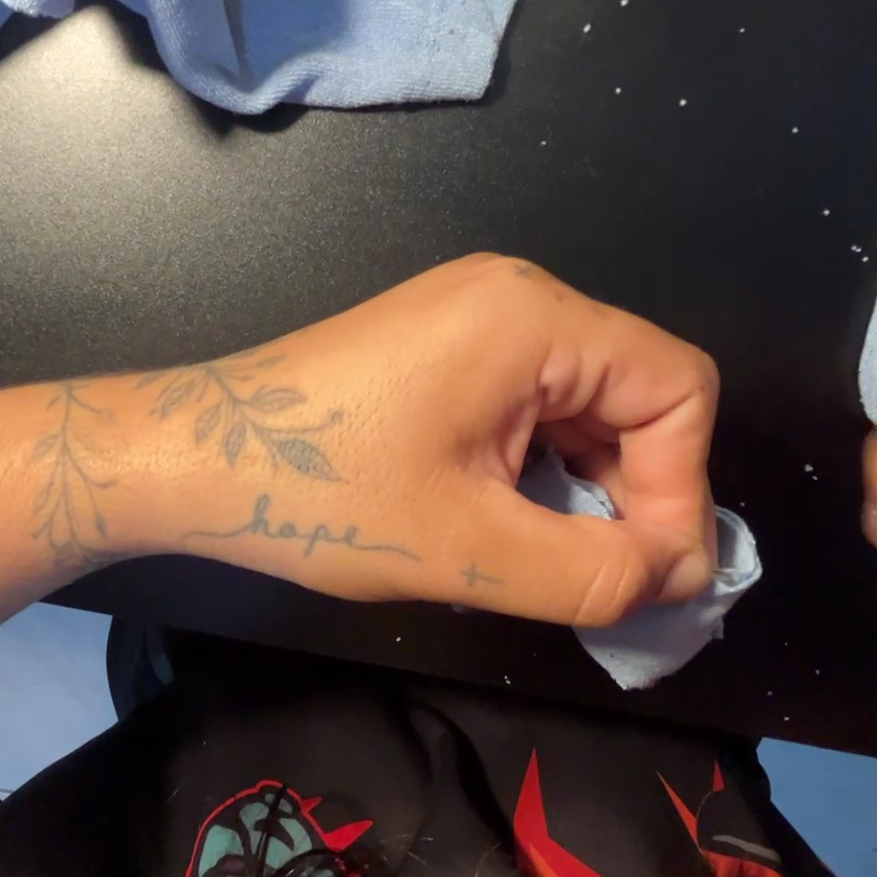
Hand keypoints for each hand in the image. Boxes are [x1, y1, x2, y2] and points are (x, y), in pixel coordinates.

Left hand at [156, 254, 718, 625]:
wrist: (193, 456)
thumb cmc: (321, 496)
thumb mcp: (469, 551)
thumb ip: (594, 573)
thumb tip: (676, 576)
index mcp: (534, 318)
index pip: (678, 389)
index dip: (682, 489)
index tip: (651, 575)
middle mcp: (513, 297)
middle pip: (633, 394)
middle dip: (634, 494)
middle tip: (606, 580)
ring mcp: (471, 318)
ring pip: (581, 406)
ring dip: (584, 487)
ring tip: (550, 556)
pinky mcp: (441, 348)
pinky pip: (530, 404)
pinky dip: (540, 468)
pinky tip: (507, 518)